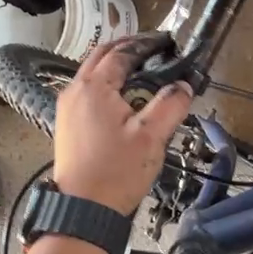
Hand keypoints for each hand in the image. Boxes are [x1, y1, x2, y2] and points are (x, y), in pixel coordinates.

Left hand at [52, 36, 192, 212]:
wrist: (82, 210)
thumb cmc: (114, 174)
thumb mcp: (152, 137)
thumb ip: (171, 104)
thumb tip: (184, 85)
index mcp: (94, 87)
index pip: (123, 52)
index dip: (147, 44)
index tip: (166, 43)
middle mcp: (75, 91)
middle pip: (102, 56)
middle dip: (129, 48)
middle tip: (155, 50)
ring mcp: (68, 108)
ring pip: (93, 74)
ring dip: (117, 66)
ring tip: (145, 73)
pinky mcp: (68, 125)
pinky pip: (88, 93)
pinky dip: (107, 85)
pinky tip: (125, 99)